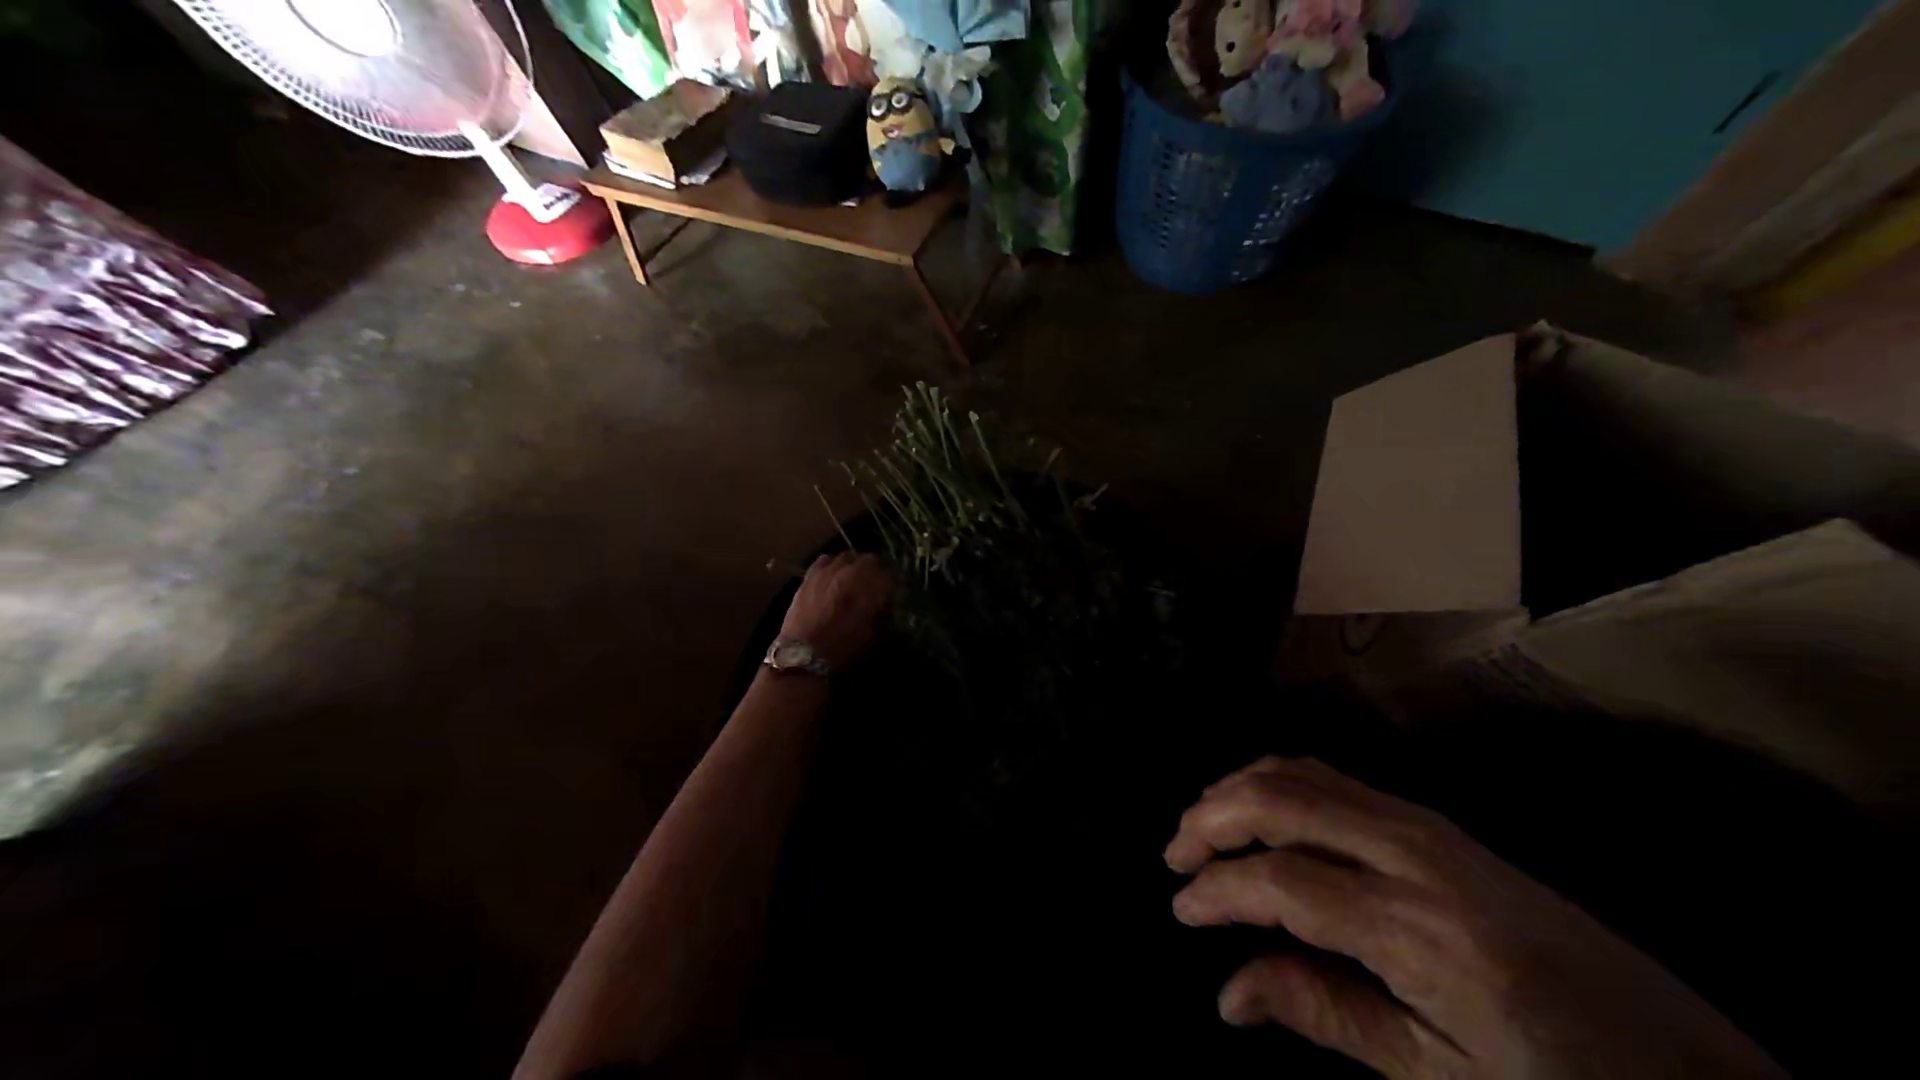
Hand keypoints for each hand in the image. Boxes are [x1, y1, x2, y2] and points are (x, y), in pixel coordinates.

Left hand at [778, 552, 892, 671]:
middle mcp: (853, 572)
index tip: (895, 590)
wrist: (804, 653)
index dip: (894, 582)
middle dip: (877, 569)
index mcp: (872, 587)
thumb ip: (883, 610)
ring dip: (855, 565)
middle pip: (871, 560)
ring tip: (854, 577)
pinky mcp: (812, 574)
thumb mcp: (874, 633)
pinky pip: (826, 560)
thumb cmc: (844, 647)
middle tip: (876, 582)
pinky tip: (833, 575)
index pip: (891, 574)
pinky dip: (833, 565)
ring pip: (848, 556)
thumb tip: (887, 600)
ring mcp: (830, 570)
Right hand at [1165, 757, 1786, 1079]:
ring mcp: (1427, 826)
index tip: (1178, 909)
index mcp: (1418, 929)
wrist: (1687, 1068)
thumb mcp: (1438, 1079)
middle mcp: (1415, 854)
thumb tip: (1226, 991)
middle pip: (1282, 800)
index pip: (1280, 880)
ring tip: (1204, 826)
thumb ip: (1322, 1014)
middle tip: (1174, 853)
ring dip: (1240, 790)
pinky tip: (1262, 813)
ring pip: (1304, 773)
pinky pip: (1334, 778)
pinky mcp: (1434, 822)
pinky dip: (1279, 784)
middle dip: (1211, 818)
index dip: (1215, 889)